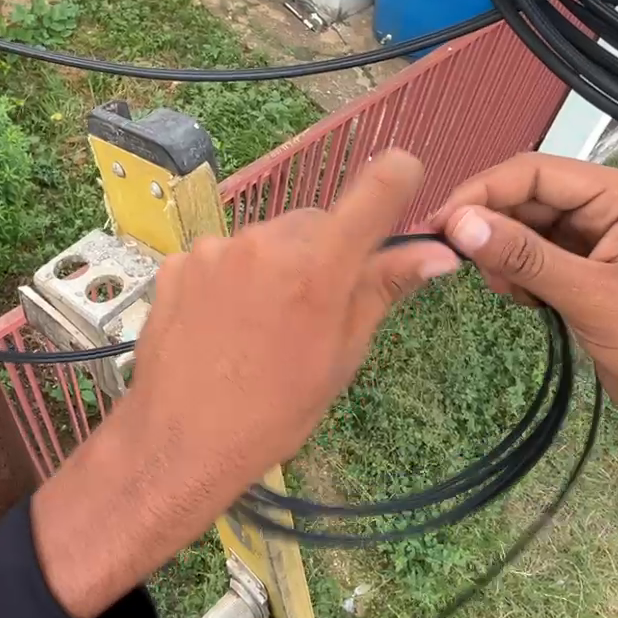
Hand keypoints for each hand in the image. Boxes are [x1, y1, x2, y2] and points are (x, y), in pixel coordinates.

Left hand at [33, 150, 457, 617]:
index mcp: (318, 268)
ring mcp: (215, 249)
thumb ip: (384, 289)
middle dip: (323, 250)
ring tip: (259, 323)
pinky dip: (230, 277)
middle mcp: (266, 243)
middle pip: (313, 222)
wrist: (179, 442)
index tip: (404, 174)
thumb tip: (440, 253)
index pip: (374, 192)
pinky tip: (222, 321)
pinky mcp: (178, 261)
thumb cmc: (275, 412)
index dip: (396, 176)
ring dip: (273, 265)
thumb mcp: (341, 356)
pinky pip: (222, 255)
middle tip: (314, 306)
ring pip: (265, 240)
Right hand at [426, 153, 617, 431]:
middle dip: (491, 226)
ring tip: (509, 291)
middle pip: (528, 198)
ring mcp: (598, 242)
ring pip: (527, 230)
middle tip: (454, 260)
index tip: (440, 224)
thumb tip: (457, 223)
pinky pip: (535, 259)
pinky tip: (524, 301)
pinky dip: (518, 276)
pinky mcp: (587, 274)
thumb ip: (526, 258)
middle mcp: (611, 209)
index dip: (484, 192)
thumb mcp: (598, 299)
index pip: (538, 173)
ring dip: (503, 255)